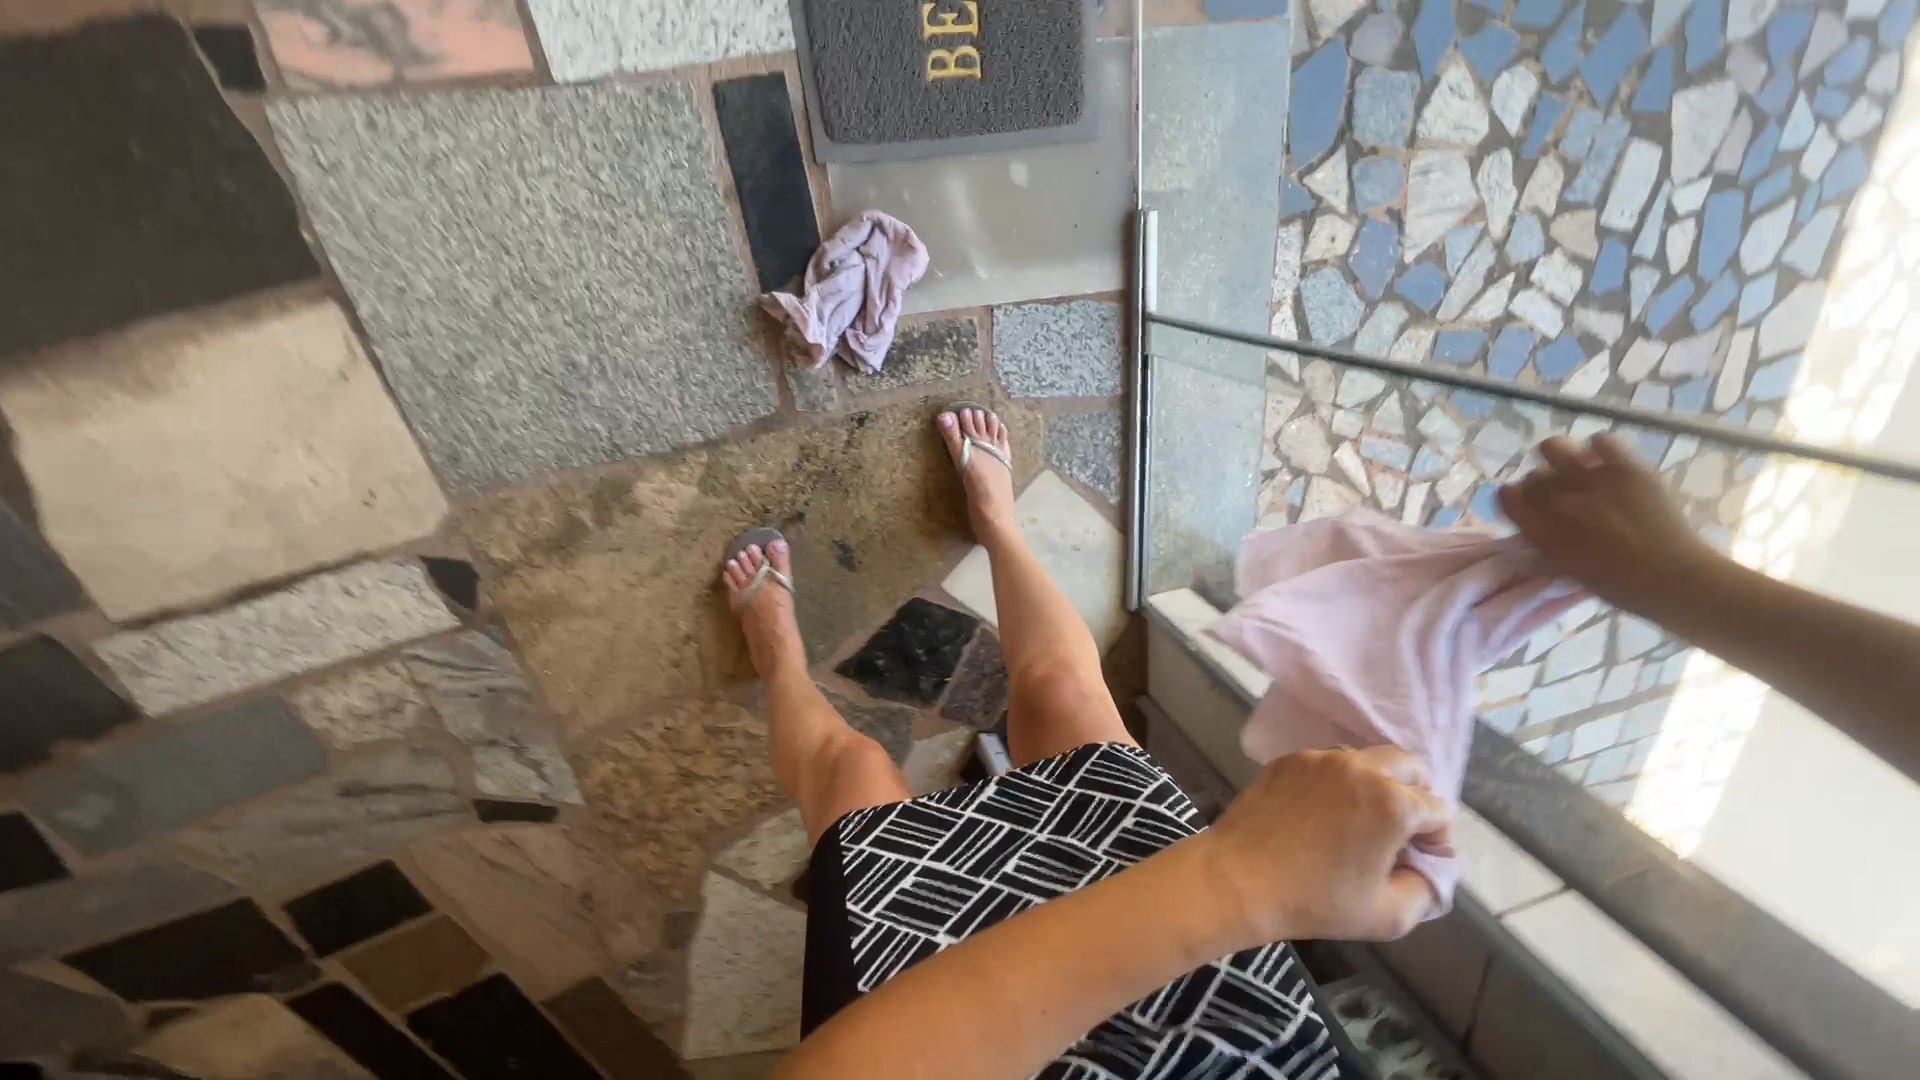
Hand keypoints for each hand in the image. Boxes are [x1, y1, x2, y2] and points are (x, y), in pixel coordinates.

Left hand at [1198, 746, 1450, 944]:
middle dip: (1417, 793)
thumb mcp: (1388, 915)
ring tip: (1362, 821)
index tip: (1423, 859)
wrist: (1239, 878)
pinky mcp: (1286, 760)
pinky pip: (1326, 763)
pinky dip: (1337, 782)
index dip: (1438, 838)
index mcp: (1391, 802)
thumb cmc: (1316, 900)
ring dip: (1376, 783)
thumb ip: (1424, 889)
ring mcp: (1317, 758)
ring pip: (1365, 759)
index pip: (1437, 809)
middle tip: (1403, 830)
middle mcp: (1358, 768)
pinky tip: (1324, 814)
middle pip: (1408, 765)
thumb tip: (1428, 869)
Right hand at [1499, 434, 1723, 611]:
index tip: (1525, 506)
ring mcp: (1592, 480)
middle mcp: (1557, 500)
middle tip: (1559, 496)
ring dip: (1557, 457)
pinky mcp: (1627, 469)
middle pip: (1532, 475)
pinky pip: (1602, 440)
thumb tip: (1530, 519)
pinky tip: (1605, 461)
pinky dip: (1599, 447)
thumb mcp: (1563, 566)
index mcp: (1538, 527)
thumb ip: (1542, 538)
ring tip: (1574, 469)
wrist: (1673, 577)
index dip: (1513, 498)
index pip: (1506, 495)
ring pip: (1553, 448)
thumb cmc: (1616, 583)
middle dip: (1540, 484)